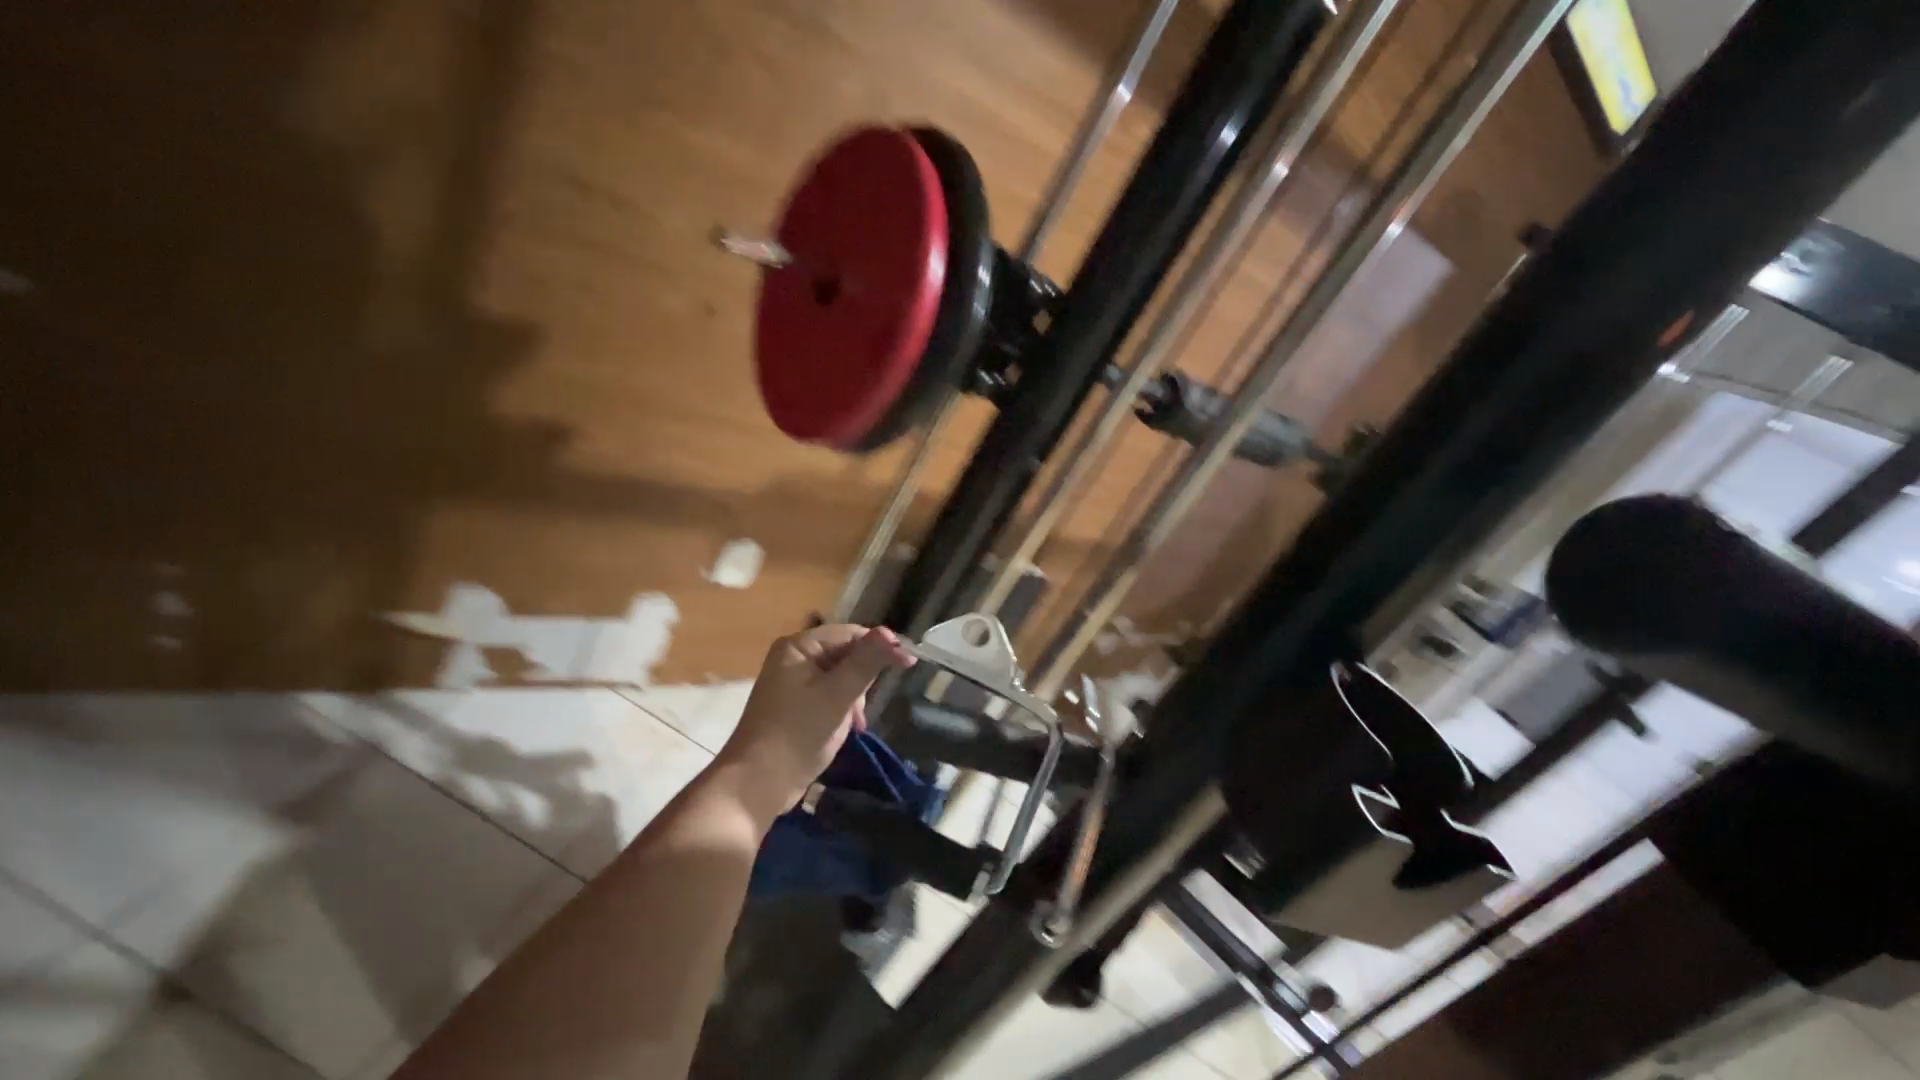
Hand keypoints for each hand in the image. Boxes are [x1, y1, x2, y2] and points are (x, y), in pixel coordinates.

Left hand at [715, 624, 915, 817]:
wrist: (759, 782)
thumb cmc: (799, 733)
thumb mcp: (838, 695)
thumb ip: (866, 662)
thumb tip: (892, 634)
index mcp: (798, 646)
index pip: (850, 633)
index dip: (880, 646)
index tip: (907, 664)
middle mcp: (793, 657)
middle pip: (846, 654)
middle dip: (863, 679)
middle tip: (865, 707)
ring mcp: (793, 683)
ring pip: (841, 677)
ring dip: (855, 698)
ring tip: (856, 723)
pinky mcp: (796, 706)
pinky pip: (830, 696)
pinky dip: (843, 709)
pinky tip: (849, 728)